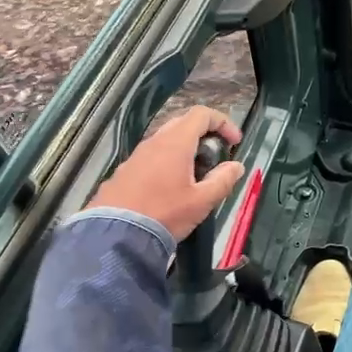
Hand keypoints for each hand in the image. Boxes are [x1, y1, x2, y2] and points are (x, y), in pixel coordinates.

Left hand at [89, 106, 244, 241]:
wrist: (115, 236)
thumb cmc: (165, 214)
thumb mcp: (201, 201)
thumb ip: (223, 180)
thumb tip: (236, 166)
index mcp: (175, 143)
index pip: (202, 114)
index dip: (223, 122)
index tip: (235, 142)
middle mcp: (153, 142)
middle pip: (183, 123)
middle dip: (204, 134)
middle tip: (215, 156)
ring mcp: (135, 156)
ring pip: (165, 141)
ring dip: (184, 150)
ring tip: (194, 176)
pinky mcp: (123, 172)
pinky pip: (150, 157)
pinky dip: (166, 162)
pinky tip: (169, 188)